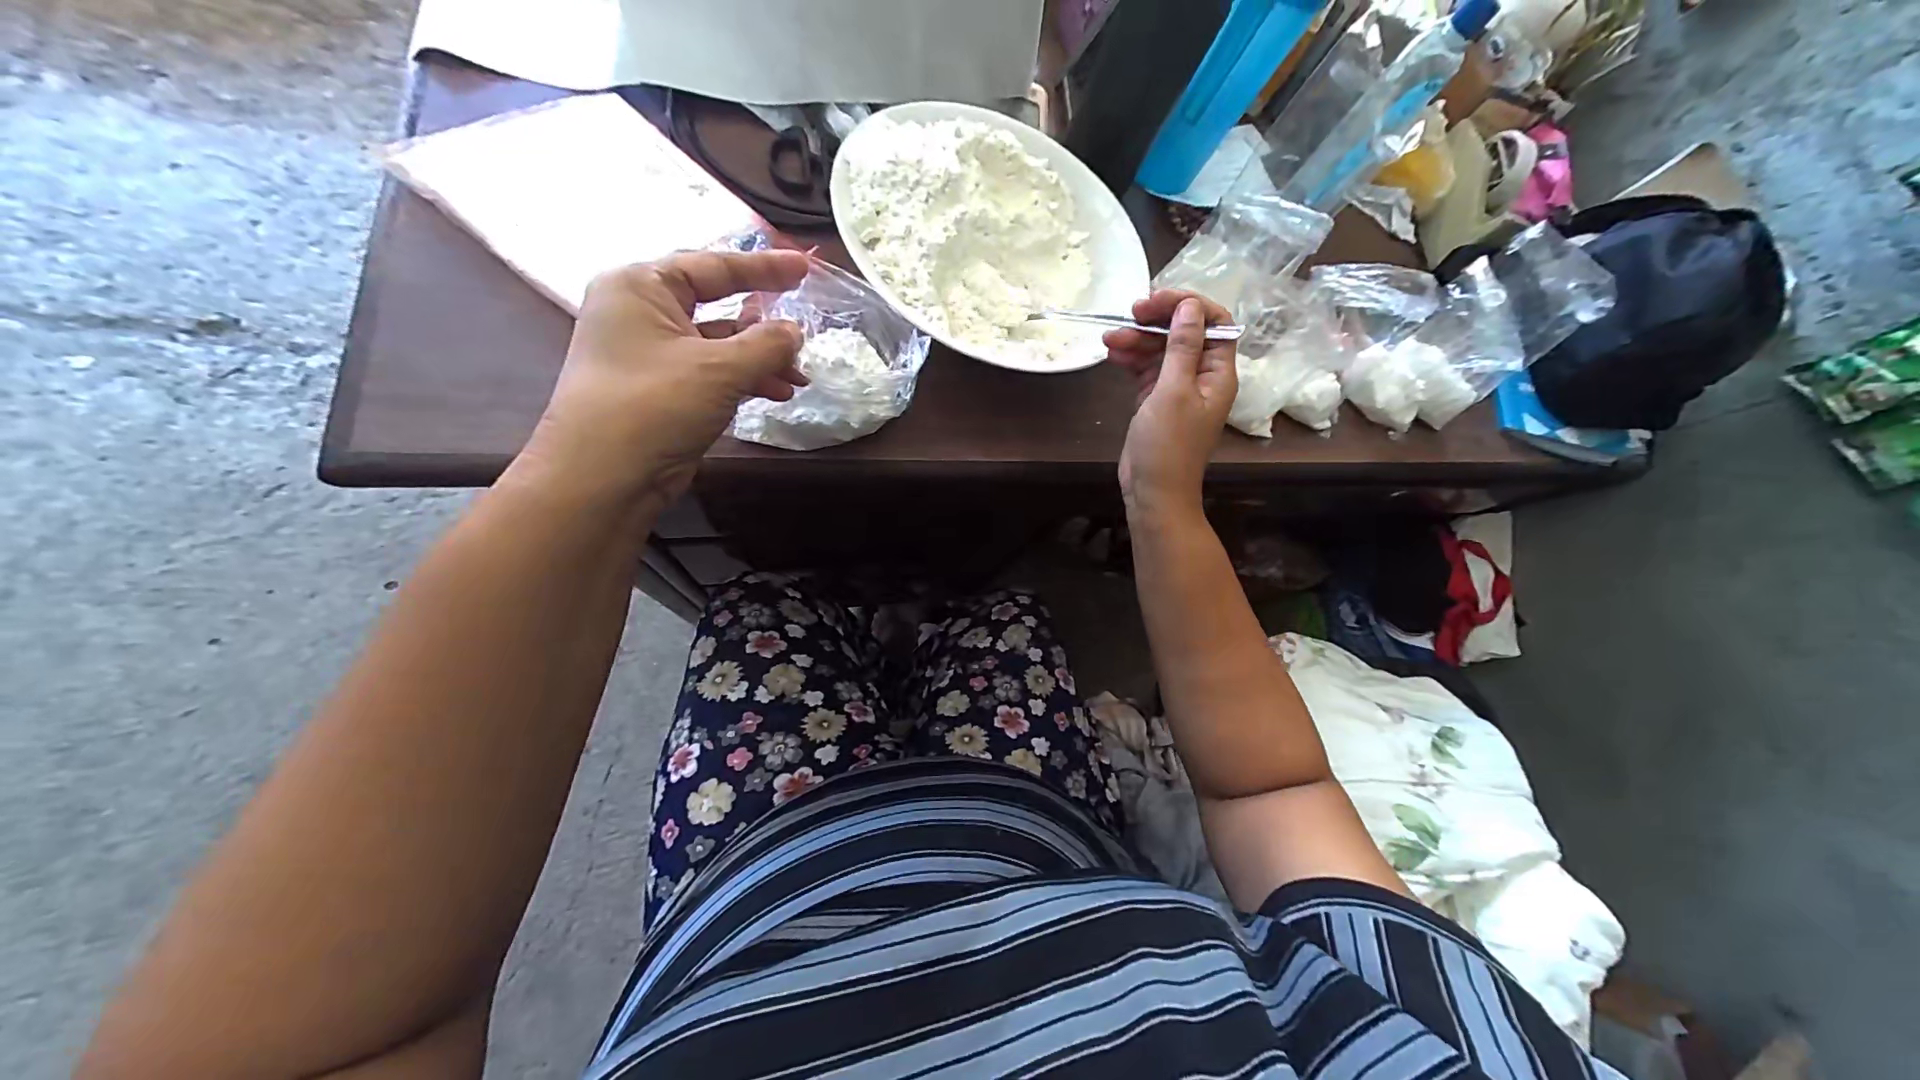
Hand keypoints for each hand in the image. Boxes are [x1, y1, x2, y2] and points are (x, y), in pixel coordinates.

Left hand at [509, 249, 811, 505]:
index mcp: (641, 287)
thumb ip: (766, 344)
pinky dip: (745, 381)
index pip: (712, 265)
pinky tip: (777, 394)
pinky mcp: (662, 392)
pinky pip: (712, 374)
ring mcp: (650, 355)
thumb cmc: (655, 405)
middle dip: (764, 324)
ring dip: (761, 359)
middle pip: (716, 305)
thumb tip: (795, 331)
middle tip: (805, 328)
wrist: (605, 478)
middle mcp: (641, 314)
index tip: (804, 267)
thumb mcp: (719, 368)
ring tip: (798, 376)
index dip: (762, 267)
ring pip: (718, 345)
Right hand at [1104, 290, 1237, 515]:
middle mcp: (1202, 377)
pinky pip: (1146, 370)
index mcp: (1218, 374)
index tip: (1157, 300)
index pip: (1214, 323)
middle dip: (1158, 321)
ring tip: (1109, 338)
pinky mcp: (1156, 401)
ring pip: (1161, 351)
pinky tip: (1111, 354)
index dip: (1188, 305)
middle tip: (1130, 312)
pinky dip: (1131, 360)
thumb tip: (1190, 307)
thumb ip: (1182, 346)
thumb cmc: (1167, 445)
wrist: (1153, 492)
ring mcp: (1178, 390)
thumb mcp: (1174, 391)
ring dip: (1137, 341)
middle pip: (1184, 334)